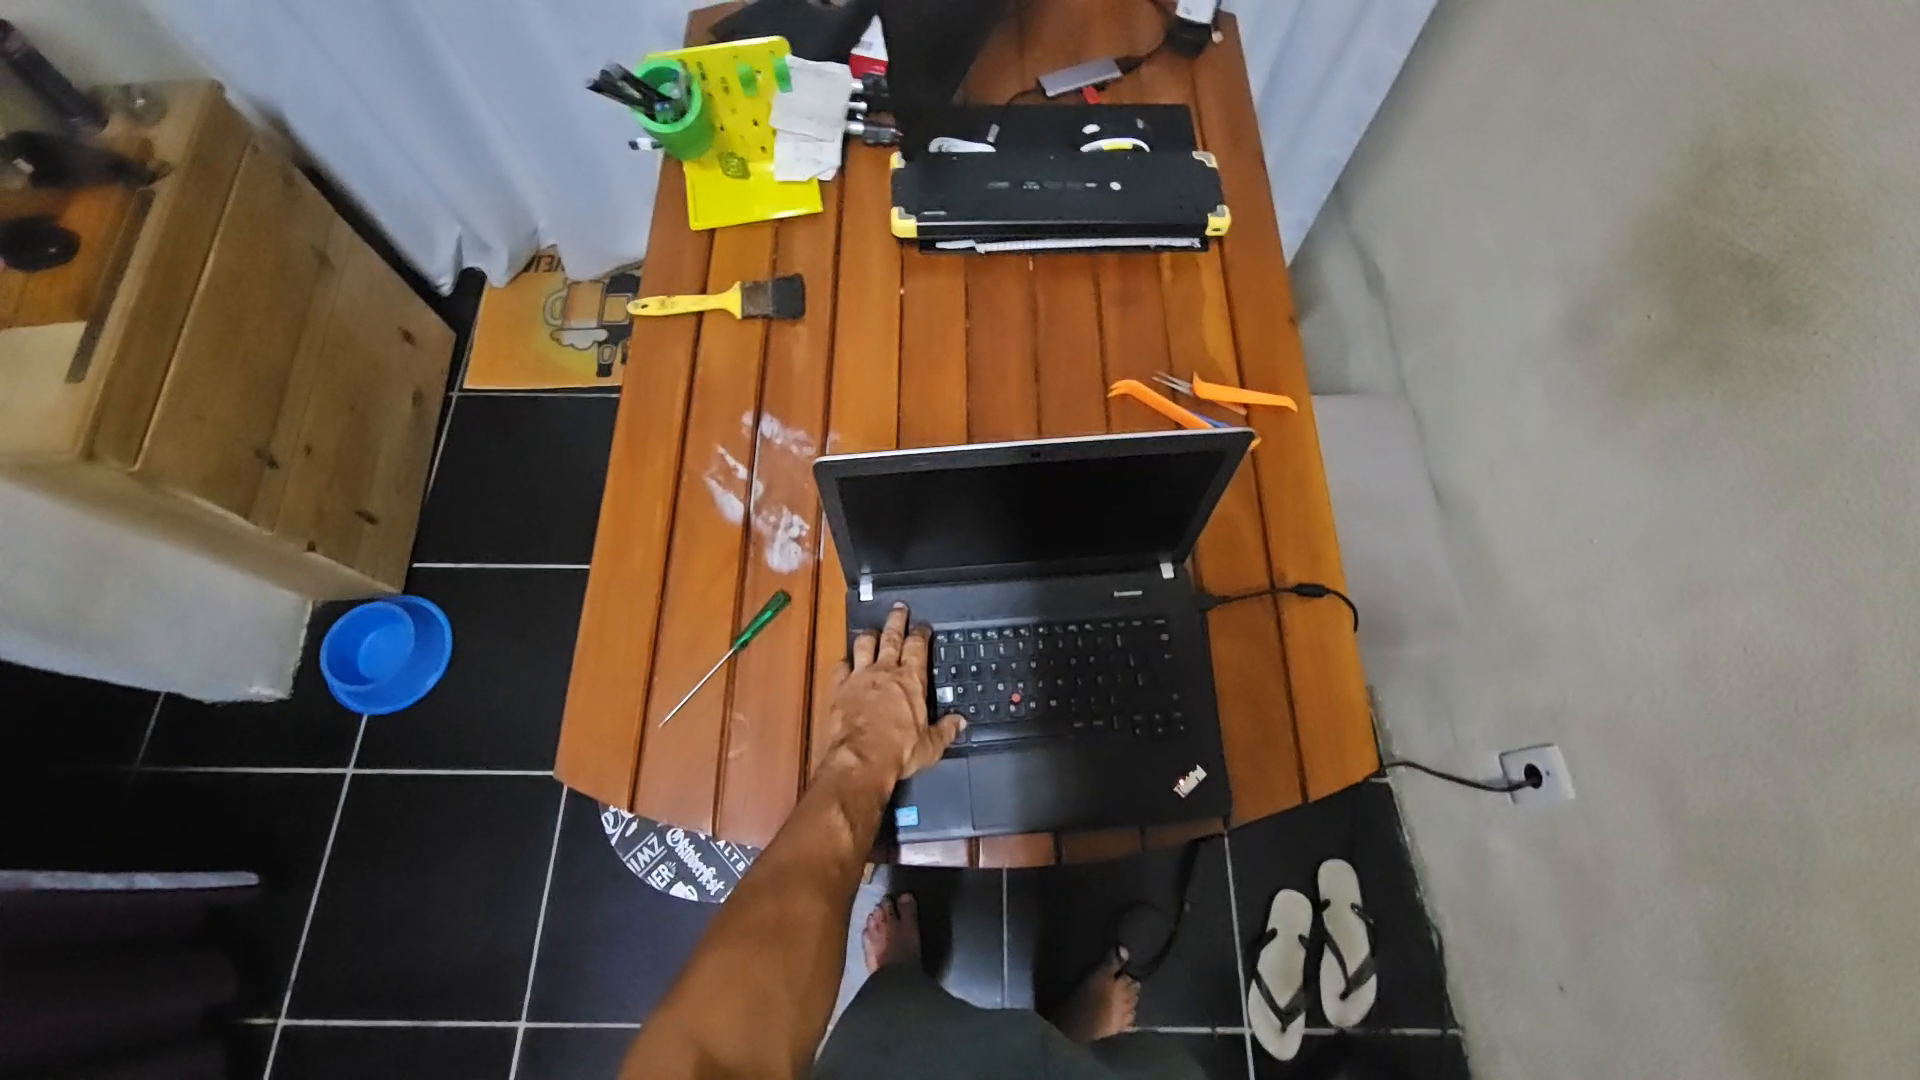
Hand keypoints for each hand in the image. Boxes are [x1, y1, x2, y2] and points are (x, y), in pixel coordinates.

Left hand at [821, 603, 964, 784]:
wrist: (860, 759)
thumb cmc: (899, 751)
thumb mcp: (930, 745)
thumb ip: (945, 730)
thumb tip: (961, 722)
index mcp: (911, 680)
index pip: (918, 647)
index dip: (921, 633)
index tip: (923, 626)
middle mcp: (886, 671)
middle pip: (892, 636)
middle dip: (897, 620)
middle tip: (899, 608)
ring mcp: (860, 676)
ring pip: (864, 644)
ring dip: (869, 635)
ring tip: (872, 630)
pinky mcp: (839, 688)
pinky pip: (841, 666)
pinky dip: (844, 662)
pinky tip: (846, 662)